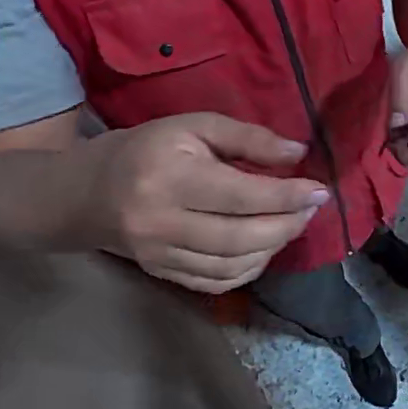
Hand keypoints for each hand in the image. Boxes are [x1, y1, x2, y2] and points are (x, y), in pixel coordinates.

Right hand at [84, 113, 328, 293]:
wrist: (87, 191)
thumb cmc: (146, 147)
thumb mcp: (193, 126)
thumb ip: (246, 138)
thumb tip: (298, 156)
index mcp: (172, 178)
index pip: (240, 195)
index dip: (286, 196)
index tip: (319, 191)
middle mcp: (163, 223)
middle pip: (239, 238)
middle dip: (286, 225)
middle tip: (311, 209)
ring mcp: (160, 256)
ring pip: (230, 266)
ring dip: (272, 248)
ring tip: (291, 224)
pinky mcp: (161, 274)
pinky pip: (215, 283)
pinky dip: (247, 270)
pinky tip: (263, 248)